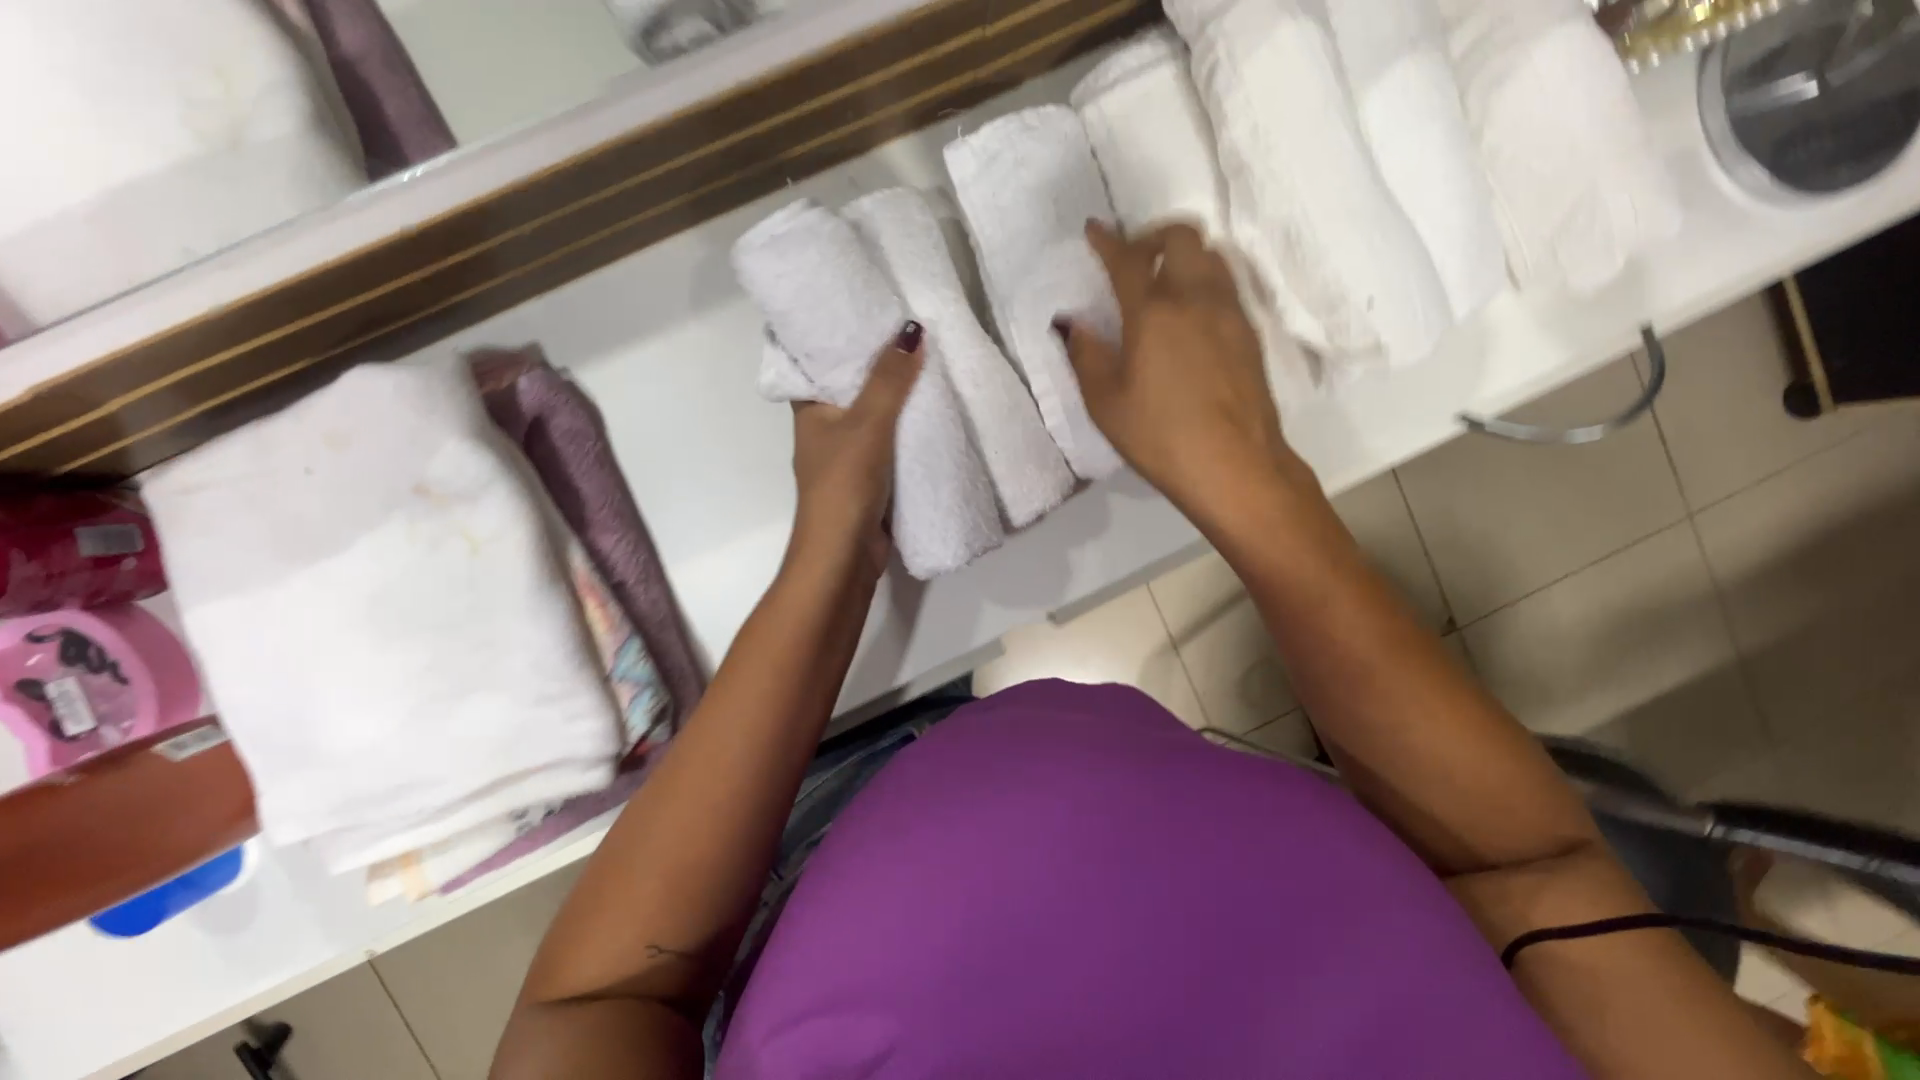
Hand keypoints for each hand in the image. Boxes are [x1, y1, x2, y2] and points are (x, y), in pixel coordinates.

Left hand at [787, 321, 923, 576]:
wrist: (845, 556)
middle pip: (854, 385)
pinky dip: (911, 429)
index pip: (819, 359)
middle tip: (914, 327)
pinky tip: (938, 411)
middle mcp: (826, 427)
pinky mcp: (873, 477)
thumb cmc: (844, 485)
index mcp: (810, 409)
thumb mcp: (868, 424)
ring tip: (933, 359)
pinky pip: (894, 442)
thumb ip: (890, 380)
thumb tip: (910, 329)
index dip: (840, 334)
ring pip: (877, 415)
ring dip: (900, 397)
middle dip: (880, 363)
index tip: (868, 307)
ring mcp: (849, 454)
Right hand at [1060, 221, 1310, 514]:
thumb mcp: (1106, 404)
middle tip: (1134, 258)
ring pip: (1212, 254)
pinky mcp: (1251, 332)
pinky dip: (1206, 279)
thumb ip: (1086, 356)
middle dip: (1153, 236)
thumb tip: (1075, 325)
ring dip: (1185, 254)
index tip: (1094, 231)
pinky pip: (1228, 283)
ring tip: (1166, 281)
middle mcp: (1196, 298)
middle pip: (1181, 236)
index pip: (1127, 259)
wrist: (1237, 465)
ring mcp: (1230, 312)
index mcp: (1153, 312)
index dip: (1107, 240)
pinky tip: (1192, 312)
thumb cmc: (1161, 437)